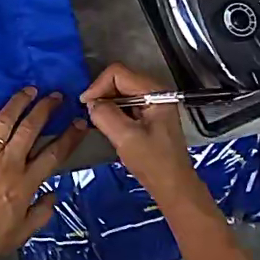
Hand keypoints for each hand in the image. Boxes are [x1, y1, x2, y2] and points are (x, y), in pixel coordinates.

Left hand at [0, 87, 88, 259]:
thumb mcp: (23, 233)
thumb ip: (42, 213)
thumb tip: (52, 195)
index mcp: (26, 183)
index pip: (54, 152)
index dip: (69, 136)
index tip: (79, 123)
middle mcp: (8, 164)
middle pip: (31, 127)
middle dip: (46, 108)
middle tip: (56, 97)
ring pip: (5, 120)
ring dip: (20, 102)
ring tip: (30, 91)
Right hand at [81, 63, 194, 193]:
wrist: (172, 185)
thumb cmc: (153, 162)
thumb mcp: (126, 138)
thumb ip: (106, 115)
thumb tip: (91, 102)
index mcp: (155, 92)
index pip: (118, 73)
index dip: (98, 86)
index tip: (86, 106)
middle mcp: (155, 92)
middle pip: (120, 80)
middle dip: (102, 94)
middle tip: (89, 114)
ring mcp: (153, 103)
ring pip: (121, 92)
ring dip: (106, 104)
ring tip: (97, 122)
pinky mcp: (149, 115)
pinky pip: (126, 105)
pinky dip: (114, 112)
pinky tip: (107, 126)